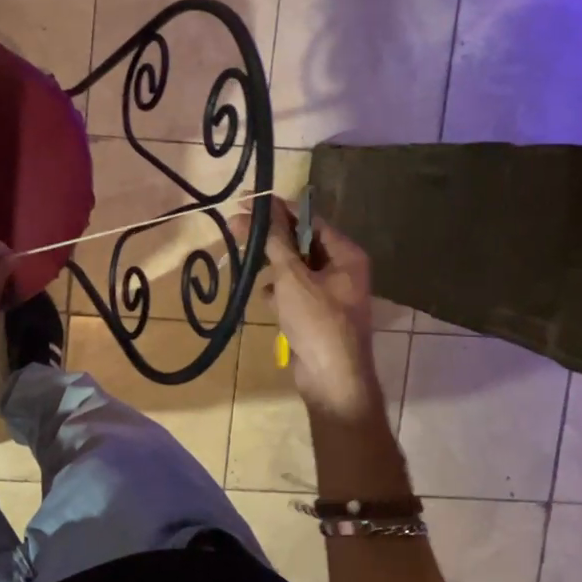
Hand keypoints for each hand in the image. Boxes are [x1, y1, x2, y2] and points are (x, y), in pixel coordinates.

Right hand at [231, 197, 380, 422]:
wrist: (332, 378)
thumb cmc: (318, 322)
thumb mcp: (292, 277)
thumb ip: (273, 242)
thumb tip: (252, 211)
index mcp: (346, 255)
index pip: (310, 220)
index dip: (278, 209)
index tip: (247, 202)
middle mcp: (343, 269)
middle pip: (301, 242)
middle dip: (270, 238)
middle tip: (235, 228)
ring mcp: (331, 293)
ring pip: (294, 267)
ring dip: (272, 265)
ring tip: (246, 261)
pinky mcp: (317, 313)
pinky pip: (294, 291)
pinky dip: (278, 291)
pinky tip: (264, 296)